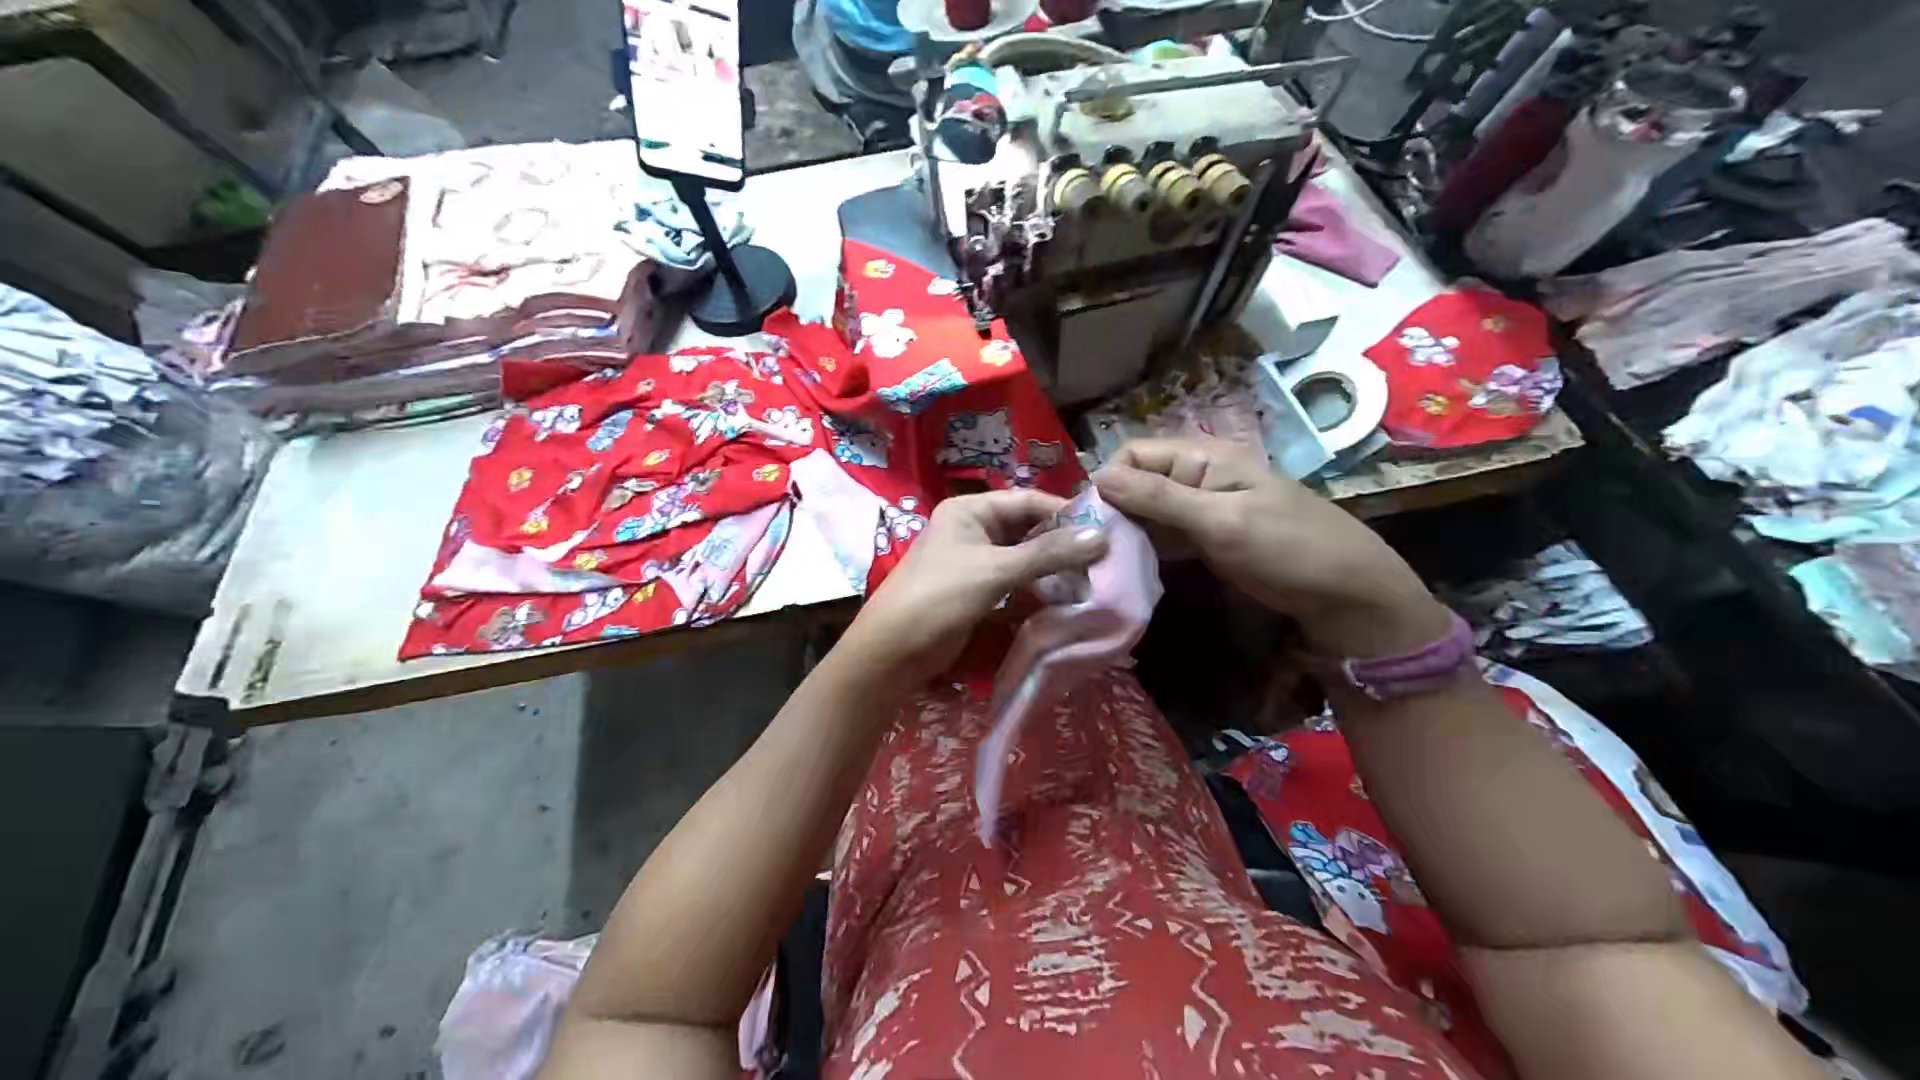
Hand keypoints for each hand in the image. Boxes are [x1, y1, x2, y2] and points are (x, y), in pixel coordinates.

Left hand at [839, 489, 1108, 684]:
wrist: (894, 651)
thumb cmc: (940, 597)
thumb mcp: (995, 570)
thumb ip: (1048, 553)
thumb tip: (1101, 537)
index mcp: (970, 510)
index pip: (1027, 500)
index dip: (1065, 512)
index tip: (1105, 529)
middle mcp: (972, 529)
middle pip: (1027, 528)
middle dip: (1061, 544)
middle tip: (1102, 561)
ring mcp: (974, 561)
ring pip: (1023, 557)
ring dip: (1052, 569)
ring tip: (1089, 581)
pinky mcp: (977, 591)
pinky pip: (1015, 582)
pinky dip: (1037, 588)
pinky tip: (1064, 599)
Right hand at [1093, 438, 1448, 656]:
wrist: (1346, 595)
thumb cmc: (1288, 548)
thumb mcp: (1221, 521)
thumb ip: (1159, 498)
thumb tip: (1098, 477)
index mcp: (1204, 458)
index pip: (1133, 454)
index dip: (1107, 481)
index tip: (1089, 521)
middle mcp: (1197, 477)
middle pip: (1136, 483)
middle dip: (1111, 511)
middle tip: (1092, 549)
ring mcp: (1201, 511)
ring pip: (1145, 513)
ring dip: (1125, 533)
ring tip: (1103, 562)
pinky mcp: (1205, 540)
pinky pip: (1163, 537)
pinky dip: (1145, 550)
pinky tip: (1129, 569)